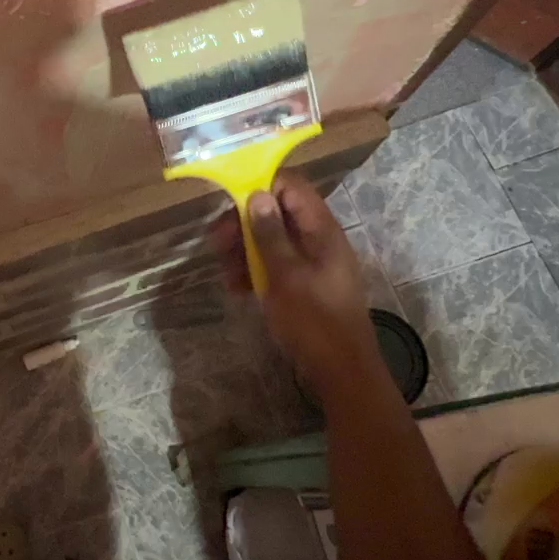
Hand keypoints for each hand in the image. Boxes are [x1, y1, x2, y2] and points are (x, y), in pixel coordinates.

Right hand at [210, 172, 386, 394]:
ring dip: (246, 251)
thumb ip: (270, 234)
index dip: (261, 186)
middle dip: (245, 224)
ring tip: (225, 273)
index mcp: (322, 230)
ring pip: (274, 242)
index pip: (292, 187)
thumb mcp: (285, 275)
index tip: (229, 203)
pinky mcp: (306, 286)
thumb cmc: (313, 321)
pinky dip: (257, 272)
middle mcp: (320, 240)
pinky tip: (237, 289)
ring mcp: (314, 264)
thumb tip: (257, 194)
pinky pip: (278, 266)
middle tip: (217, 243)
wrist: (342, 372)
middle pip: (279, 213)